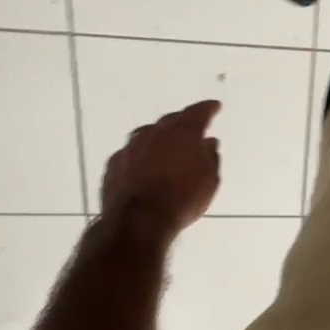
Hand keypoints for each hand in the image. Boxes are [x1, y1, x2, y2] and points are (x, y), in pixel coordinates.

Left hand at [99, 100, 221, 240]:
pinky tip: (144, 167)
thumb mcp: (210, 180)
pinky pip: (131, 153)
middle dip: (182, 123)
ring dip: (159, 139)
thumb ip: (210, 157)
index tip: (215, 106)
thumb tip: (208, 143)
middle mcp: (155, 133)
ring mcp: (130, 148)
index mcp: (183, 132)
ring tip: (166, 149)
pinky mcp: (113, 164)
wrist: (137, 222)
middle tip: (192, 131)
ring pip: (147, 135)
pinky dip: (141, 156)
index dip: (208, 108)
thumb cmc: (182, 199)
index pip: (198, 112)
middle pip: (171, 120)